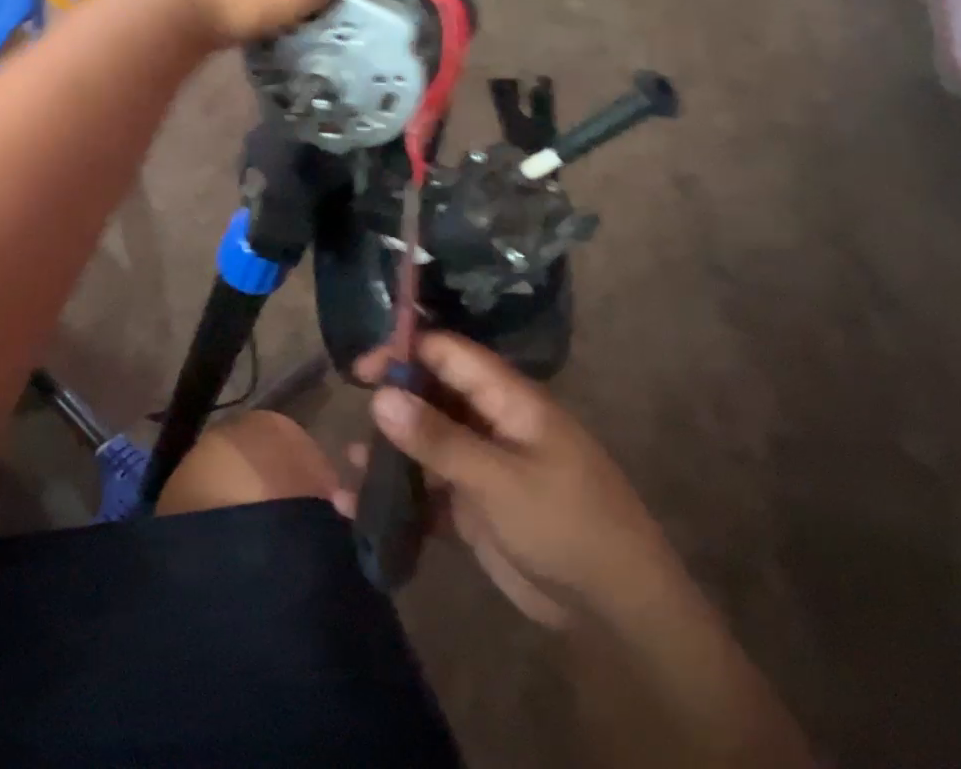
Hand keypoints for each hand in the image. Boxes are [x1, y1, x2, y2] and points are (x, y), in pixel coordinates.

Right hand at [350, 333, 681, 627]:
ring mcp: (484, 469)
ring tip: (346, 462)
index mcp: (512, 404)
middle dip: (391, 402)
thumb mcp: (499, 480)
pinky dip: (397, 496)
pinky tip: (357, 506)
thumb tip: (380, 396)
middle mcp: (494, 427)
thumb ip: (438, 438)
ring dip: (388, 452)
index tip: (360, 370)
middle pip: (434, 397)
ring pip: (425, 446)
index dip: (406, 352)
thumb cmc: (566, 527)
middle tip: (346, 410)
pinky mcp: (474, 509)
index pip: (452, 356)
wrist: (614, 609)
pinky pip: (427, 492)